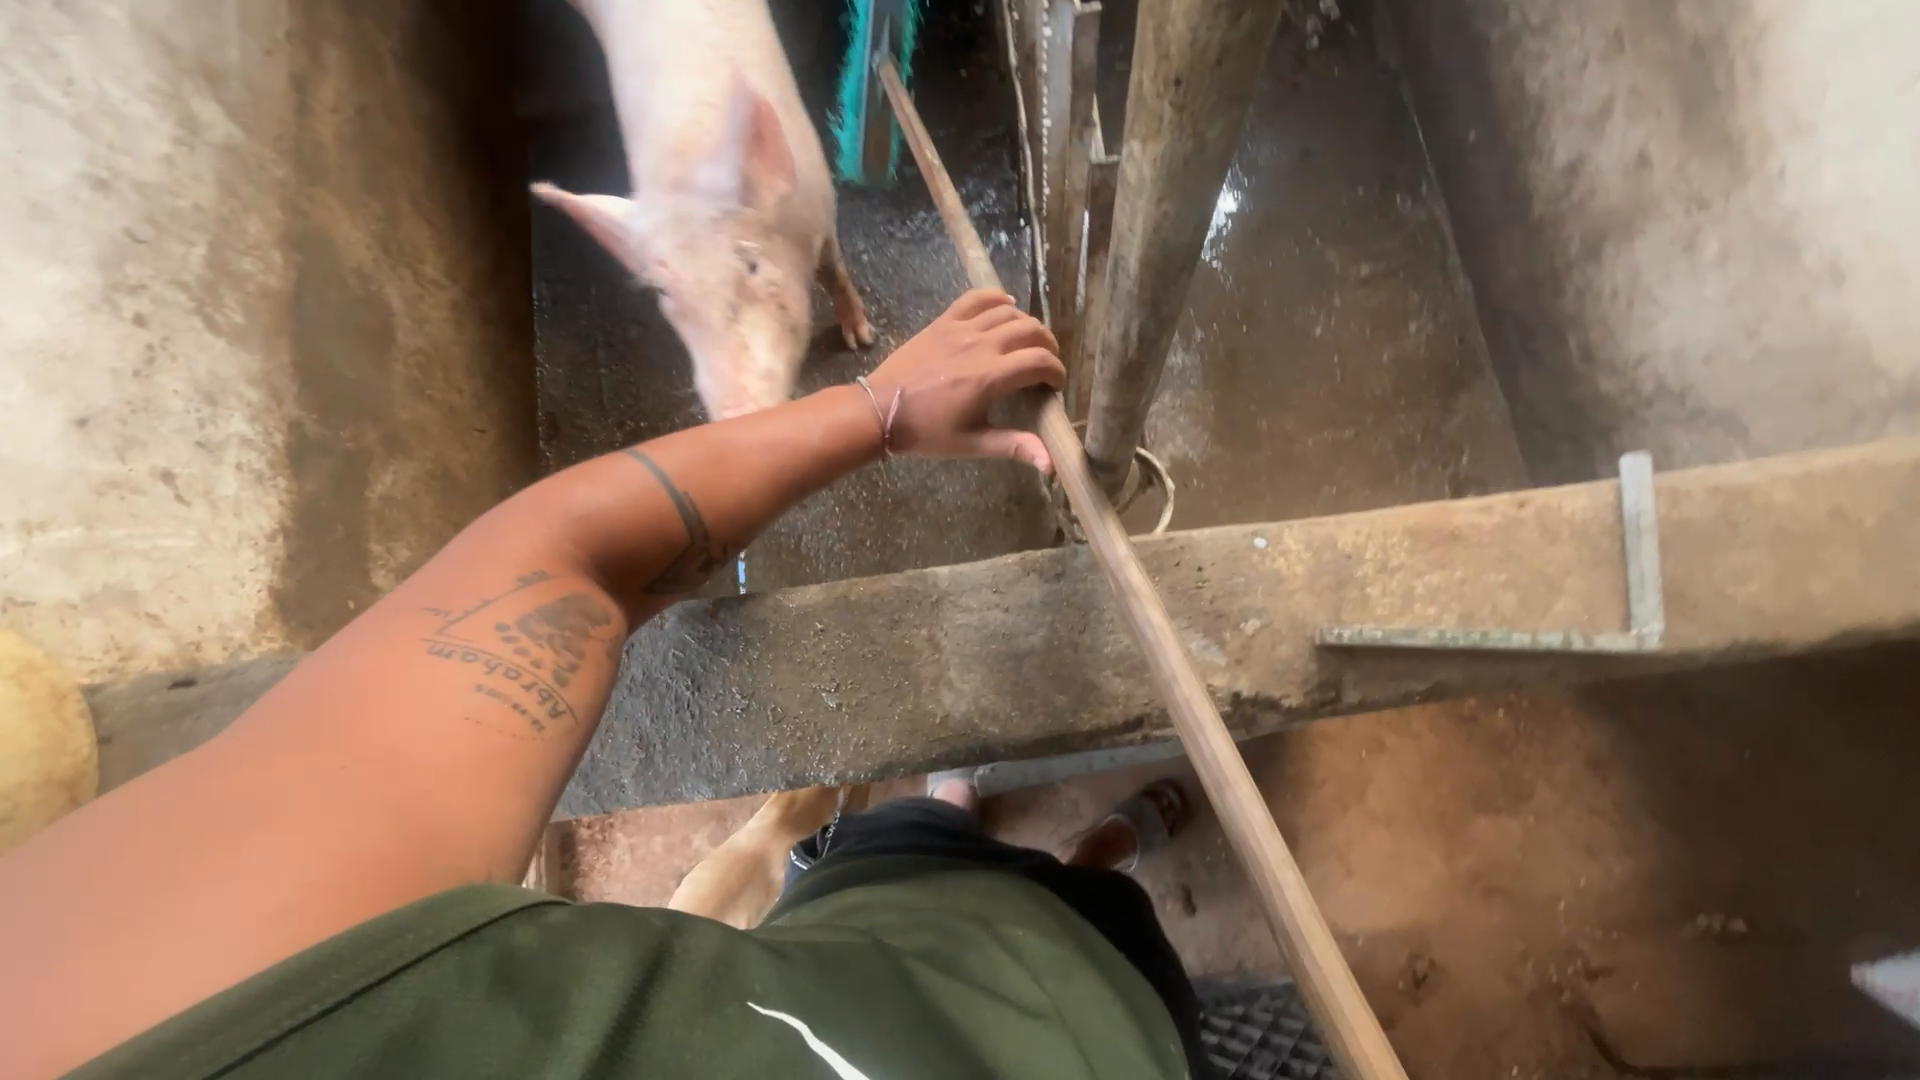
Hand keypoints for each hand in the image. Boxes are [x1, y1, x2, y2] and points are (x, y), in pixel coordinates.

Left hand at [864, 289, 1066, 472]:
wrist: (880, 411)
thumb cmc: (927, 432)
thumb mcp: (972, 443)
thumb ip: (1014, 446)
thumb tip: (1050, 465)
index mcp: (990, 377)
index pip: (1040, 361)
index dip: (1056, 371)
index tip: (1055, 386)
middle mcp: (980, 345)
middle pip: (1031, 330)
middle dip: (1048, 346)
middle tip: (1046, 364)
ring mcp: (960, 328)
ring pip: (1008, 312)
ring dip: (1027, 324)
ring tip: (1028, 342)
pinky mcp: (943, 321)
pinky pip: (976, 298)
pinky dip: (997, 298)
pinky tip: (1006, 306)